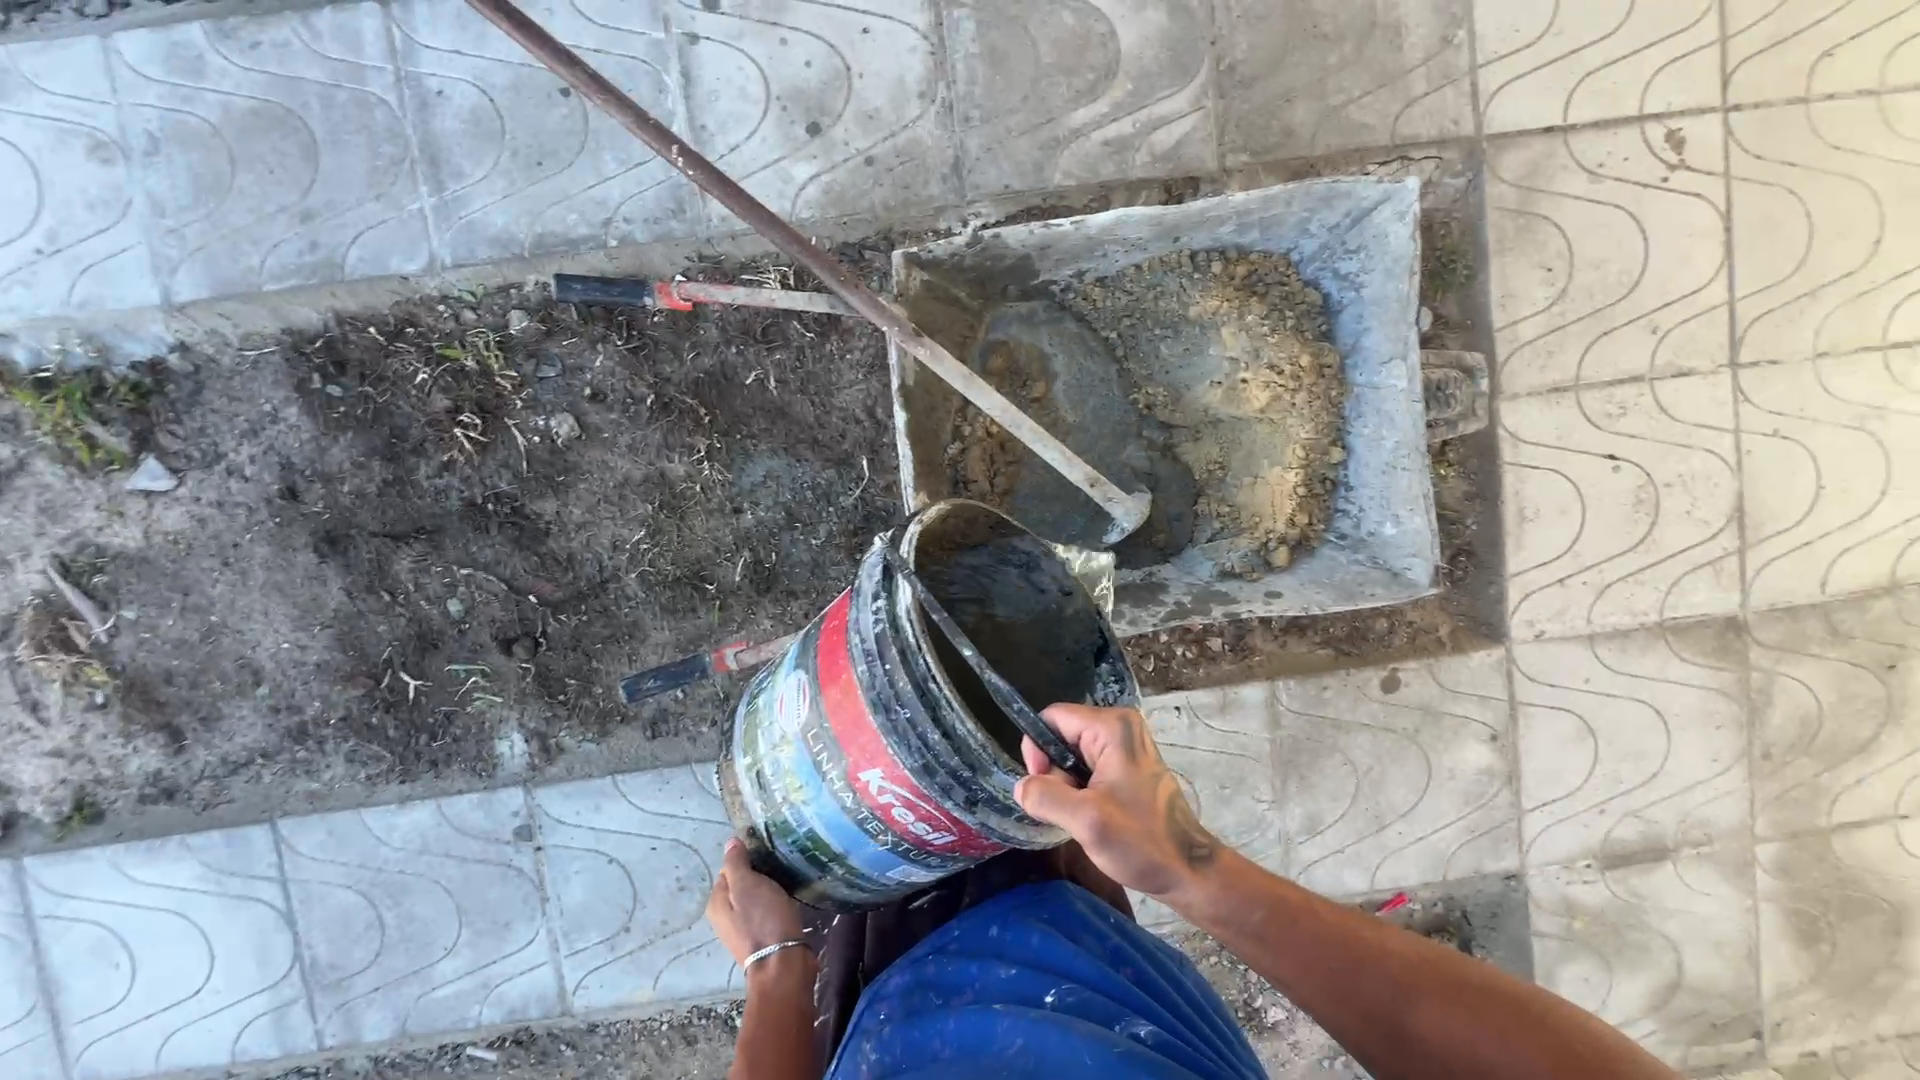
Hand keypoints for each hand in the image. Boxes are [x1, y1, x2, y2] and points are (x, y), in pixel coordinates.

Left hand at [706, 838, 803, 967]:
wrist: (782, 962)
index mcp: (716, 902)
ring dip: (767, 890)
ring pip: (753, 898)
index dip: (748, 859)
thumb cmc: (763, 919)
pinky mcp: (759, 938)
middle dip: (758, 875)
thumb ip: (736, 862)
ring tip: (785, 883)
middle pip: (741, 883)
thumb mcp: (747, 884)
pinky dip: (773, 905)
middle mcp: (723, 916)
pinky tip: (786, 904)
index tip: (768, 856)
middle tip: (779, 870)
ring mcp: (740, 929)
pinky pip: (764, 912)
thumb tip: (730, 842)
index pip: (729, 868)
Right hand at [1015, 704, 1218, 898]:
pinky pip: (1087, 767)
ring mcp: (1126, 745)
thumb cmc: (1142, 842)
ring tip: (1086, 816)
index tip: (1047, 788)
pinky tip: (1094, 815)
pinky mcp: (1128, 765)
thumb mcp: (1085, 820)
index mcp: (1112, 726)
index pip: (1052, 718)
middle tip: (1073, 809)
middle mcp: (1120, 726)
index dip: (1038, 751)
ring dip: (1068, 787)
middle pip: (1061, 737)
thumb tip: (1021, 786)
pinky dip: (1082, 791)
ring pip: (1072, 756)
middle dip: (1055, 773)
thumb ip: (1045, 797)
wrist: (1188, 870)